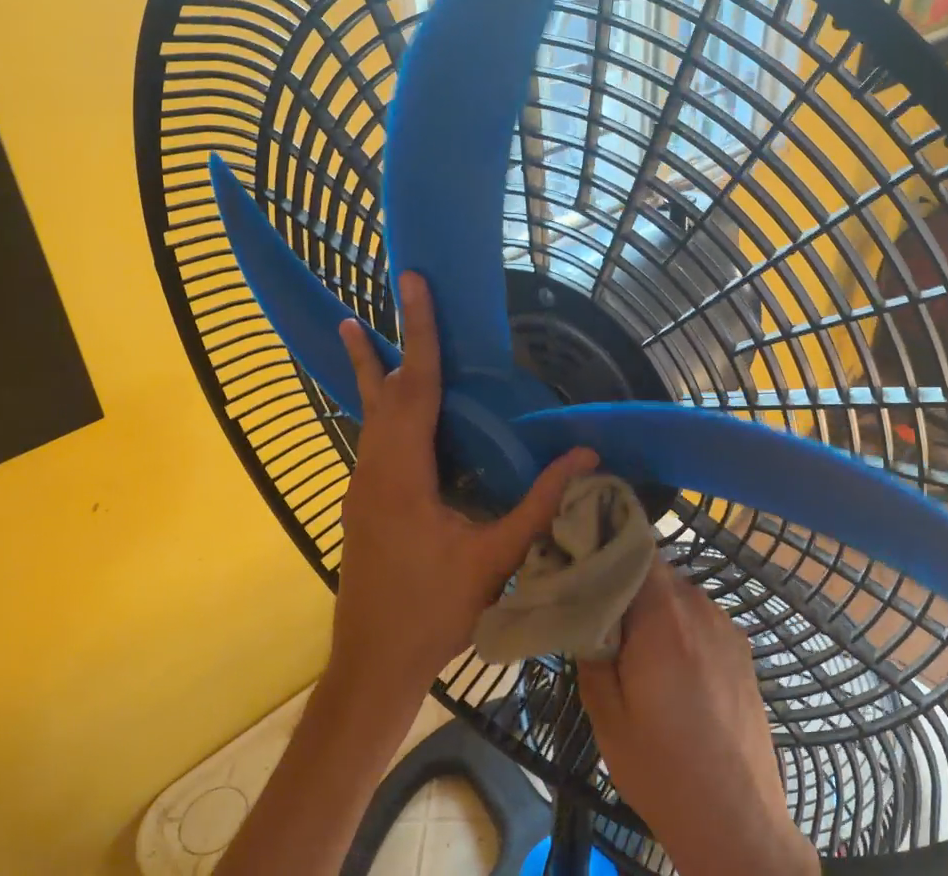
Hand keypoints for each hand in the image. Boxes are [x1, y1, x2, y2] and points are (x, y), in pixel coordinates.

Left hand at [330, 270, 598, 701]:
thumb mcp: (495, 557)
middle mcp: (373, 471)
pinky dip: (385, 411)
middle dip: (383, 343)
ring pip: (370, 418)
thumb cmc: (432, 611)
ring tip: (367, 337)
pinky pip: (374, 442)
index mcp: (400, 473)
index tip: (411, 282)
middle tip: (377, 299)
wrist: (372, 665)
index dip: (417, 331)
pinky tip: (397, 416)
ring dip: (375, 375)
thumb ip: (540, 503)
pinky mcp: (364, 506)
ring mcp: (362, 489)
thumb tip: (586, 454)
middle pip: (380, 393)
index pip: (414, 386)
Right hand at [580, 562, 818, 875]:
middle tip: (596, 612)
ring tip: (629, 647)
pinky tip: (666, 670)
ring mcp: (727, 628)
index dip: (604, 547)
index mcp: (663, 614)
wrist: (735, 817)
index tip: (578, 562)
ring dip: (652, 609)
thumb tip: (585, 609)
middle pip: (655, 571)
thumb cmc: (660, 766)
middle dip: (624, 583)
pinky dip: (678, 629)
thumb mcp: (605, 711)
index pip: (633, 548)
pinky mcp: (743, 651)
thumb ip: (592, 647)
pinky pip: (700, 621)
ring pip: (678, 597)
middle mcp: (701, 607)